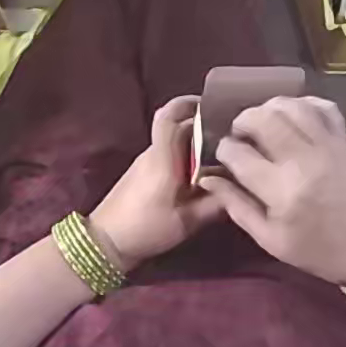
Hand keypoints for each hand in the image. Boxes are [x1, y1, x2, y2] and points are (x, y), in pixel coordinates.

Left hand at [89, 95, 224, 269]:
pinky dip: (186, 157)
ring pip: (174, 142)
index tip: (211, 104)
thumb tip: (240, 187)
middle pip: (177, 127)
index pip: (168, 116)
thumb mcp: (187, 222)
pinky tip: (202, 173)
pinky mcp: (143, 173)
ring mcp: (146, 162)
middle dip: (202, 126)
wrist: (105, 243)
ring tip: (222, 155)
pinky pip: (168, 155)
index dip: (187, 103)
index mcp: (162, 158)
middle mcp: (153, 154)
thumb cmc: (146, 229)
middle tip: (230, 136)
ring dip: (195, 144)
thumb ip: (215, 203)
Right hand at [196, 97, 345, 285]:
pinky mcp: (344, 140)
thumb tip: (208, 177)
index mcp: (281, 191)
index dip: (223, 150)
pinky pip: (323, 106)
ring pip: (291, 106)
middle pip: (262, 118)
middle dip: (242, 121)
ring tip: (262, 122)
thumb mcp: (270, 239)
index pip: (238, 153)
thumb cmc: (318, 251)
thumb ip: (236, 206)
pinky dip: (304, 103)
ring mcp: (327, 145)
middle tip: (240, 135)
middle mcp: (303, 160)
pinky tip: (292, 115)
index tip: (223, 155)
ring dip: (269, 107)